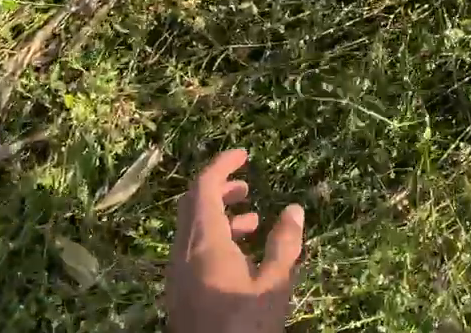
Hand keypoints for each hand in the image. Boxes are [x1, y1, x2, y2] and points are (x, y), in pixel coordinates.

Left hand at [165, 149, 305, 332]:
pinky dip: (213, 239)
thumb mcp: (273, 285)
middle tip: (247, 185)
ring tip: (252, 221)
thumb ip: (283, 245)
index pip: (204, 186)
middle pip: (193, 204)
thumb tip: (294, 209)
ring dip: (219, 215)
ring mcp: (177, 275)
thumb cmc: (243, 325)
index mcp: (203, 242)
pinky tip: (241, 256)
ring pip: (191, 229)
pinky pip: (191, 251)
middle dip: (220, 188)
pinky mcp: (179, 294)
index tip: (244, 155)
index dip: (223, 165)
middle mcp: (183, 253)